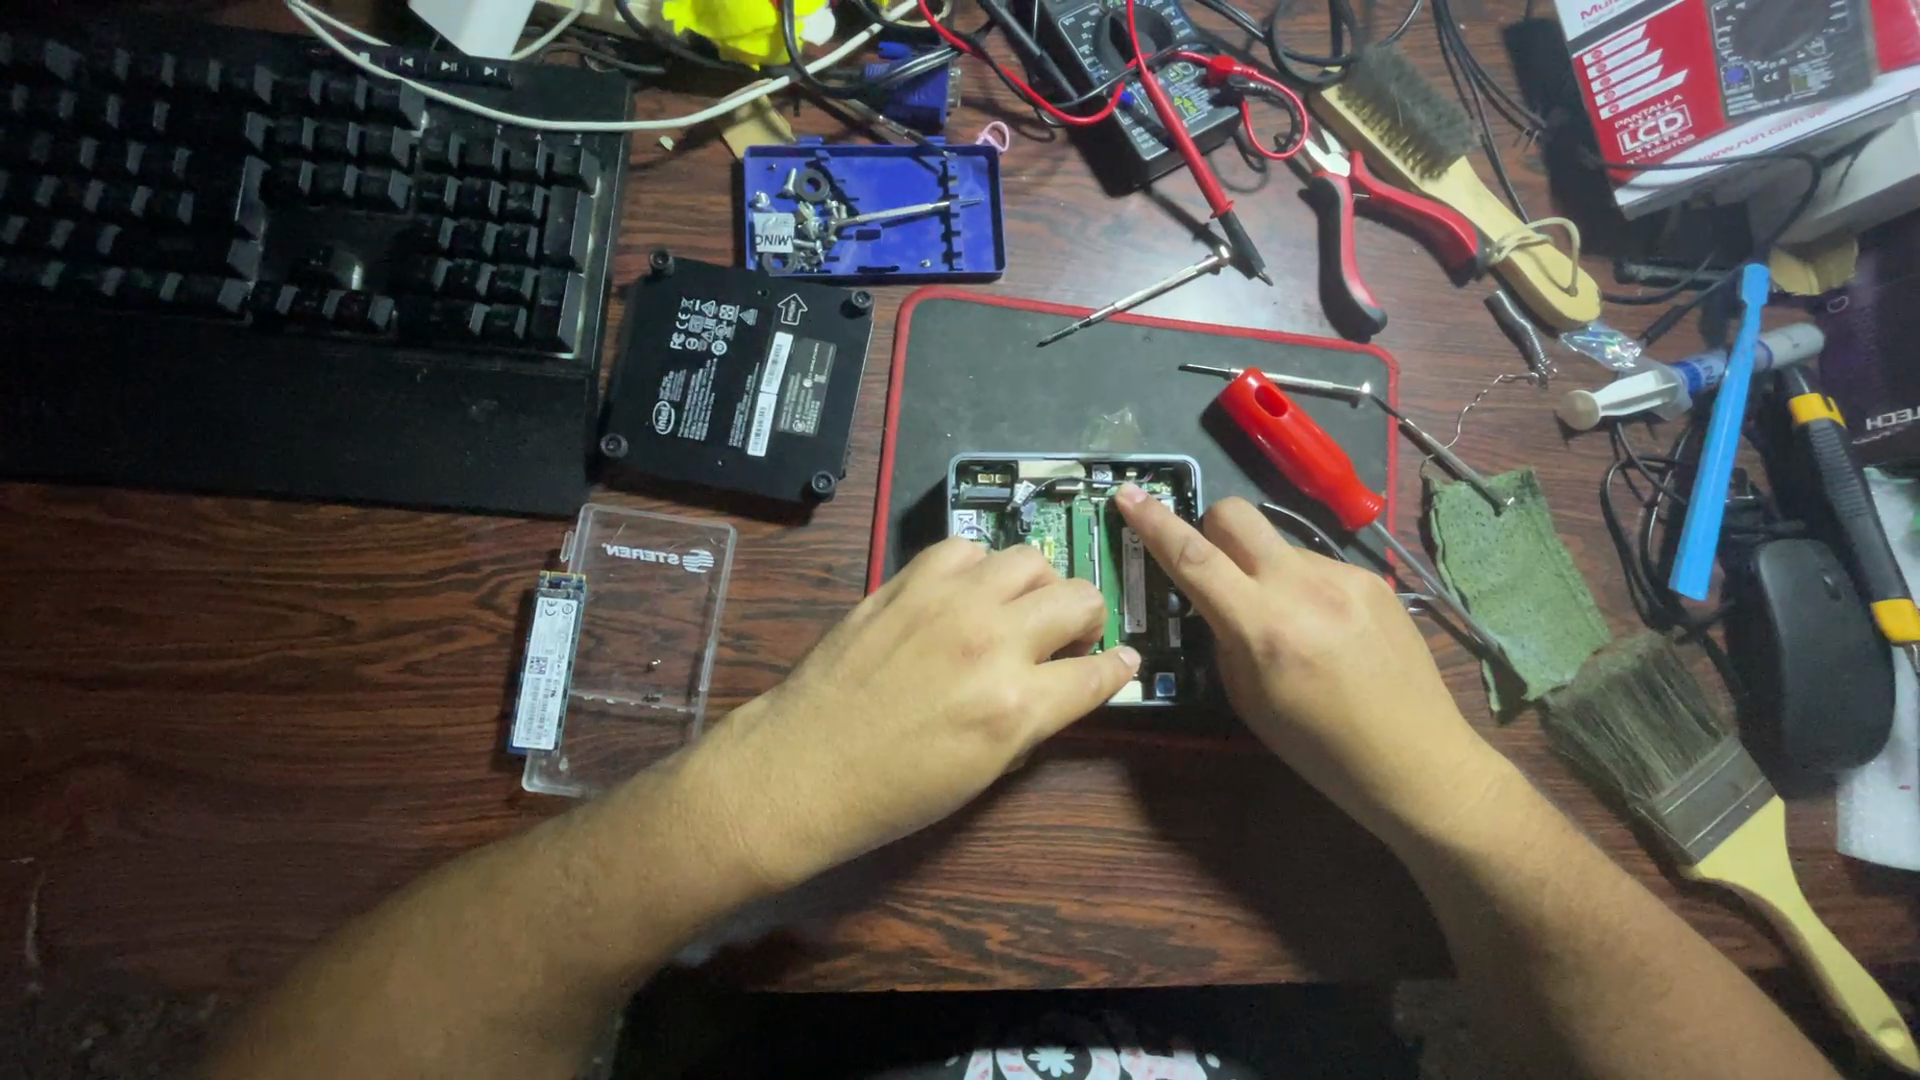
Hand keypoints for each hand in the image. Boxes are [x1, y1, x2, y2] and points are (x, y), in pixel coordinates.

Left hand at [685, 538, 1140, 889]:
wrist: (802, 767)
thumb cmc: (894, 792)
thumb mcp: (985, 772)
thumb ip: (1036, 719)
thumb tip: (1069, 684)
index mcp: (1017, 704)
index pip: (1099, 672)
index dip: (1117, 669)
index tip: (1121, 662)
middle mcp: (992, 640)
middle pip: (1079, 597)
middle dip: (1087, 619)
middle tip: (1066, 639)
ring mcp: (947, 602)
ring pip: (1029, 558)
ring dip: (1037, 586)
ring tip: (1017, 609)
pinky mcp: (907, 581)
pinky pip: (964, 548)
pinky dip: (977, 568)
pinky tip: (964, 593)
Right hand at [1112, 485, 1510, 844]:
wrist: (1417, 761)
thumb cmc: (1317, 746)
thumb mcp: (1246, 698)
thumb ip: (1223, 635)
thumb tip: (1216, 599)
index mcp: (1263, 627)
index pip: (1194, 558)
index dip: (1154, 523)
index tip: (1128, 494)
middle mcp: (1303, 588)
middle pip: (1236, 515)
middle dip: (1210, 527)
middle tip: (1214, 567)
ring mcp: (1344, 578)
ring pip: (1277, 545)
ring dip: (1263, 570)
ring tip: (1288, 624)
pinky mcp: (1374, 580)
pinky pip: (1315, 565)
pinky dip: (1301, 586)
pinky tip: (1325, 629)